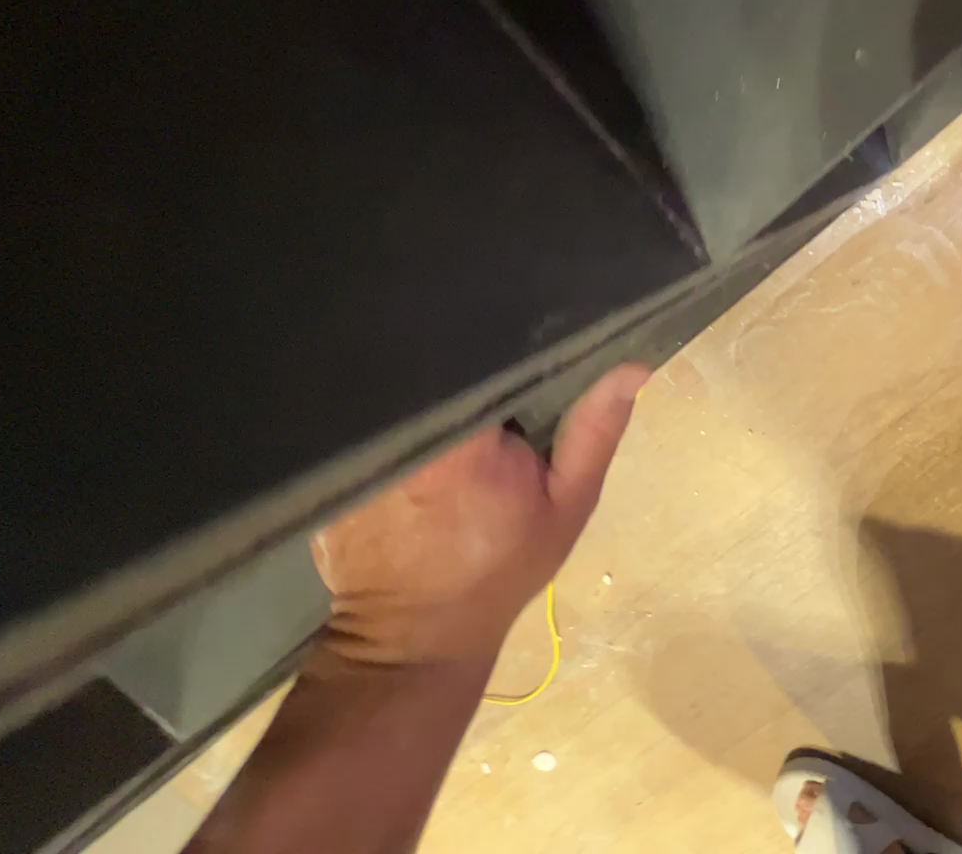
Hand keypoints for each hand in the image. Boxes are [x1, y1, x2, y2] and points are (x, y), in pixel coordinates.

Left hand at [310, 363, 651, 666]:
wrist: (416, 634)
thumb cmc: (503, 566)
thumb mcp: (569, 501)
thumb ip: (595, 430)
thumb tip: (633, 368)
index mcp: (461, 437)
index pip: (476, 355)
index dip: (500, 333)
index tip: (523, 326)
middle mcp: (395, 433)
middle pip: (433, 362)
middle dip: (464, 352)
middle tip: (496, 352)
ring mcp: (350, 448)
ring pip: (398, 384)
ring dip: (427, 378)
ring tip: (458, 379)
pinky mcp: (327, 462)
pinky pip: (365, 414)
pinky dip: (393, 411)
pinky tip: (412, 420)